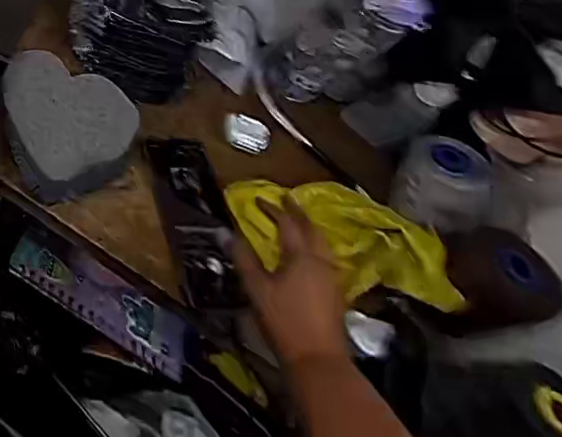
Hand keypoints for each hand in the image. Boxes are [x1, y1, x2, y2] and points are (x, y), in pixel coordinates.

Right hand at [231, 197, 349, 366]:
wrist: (318, 362)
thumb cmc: (284, 321)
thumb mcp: (257, 289)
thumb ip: (243, 258)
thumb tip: (226, 232)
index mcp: (301, 256)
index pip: (287, 223)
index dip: (272, 208)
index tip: (259, 199)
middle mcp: (320, 262)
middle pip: (311, 229)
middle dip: (298, 212)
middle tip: (287, 199)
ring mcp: (332, 279)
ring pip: (322, 244)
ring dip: (310, 229)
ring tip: (299, 223)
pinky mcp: (335, 294)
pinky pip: (326, 258)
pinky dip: (316, 247)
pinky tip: (310, 255)